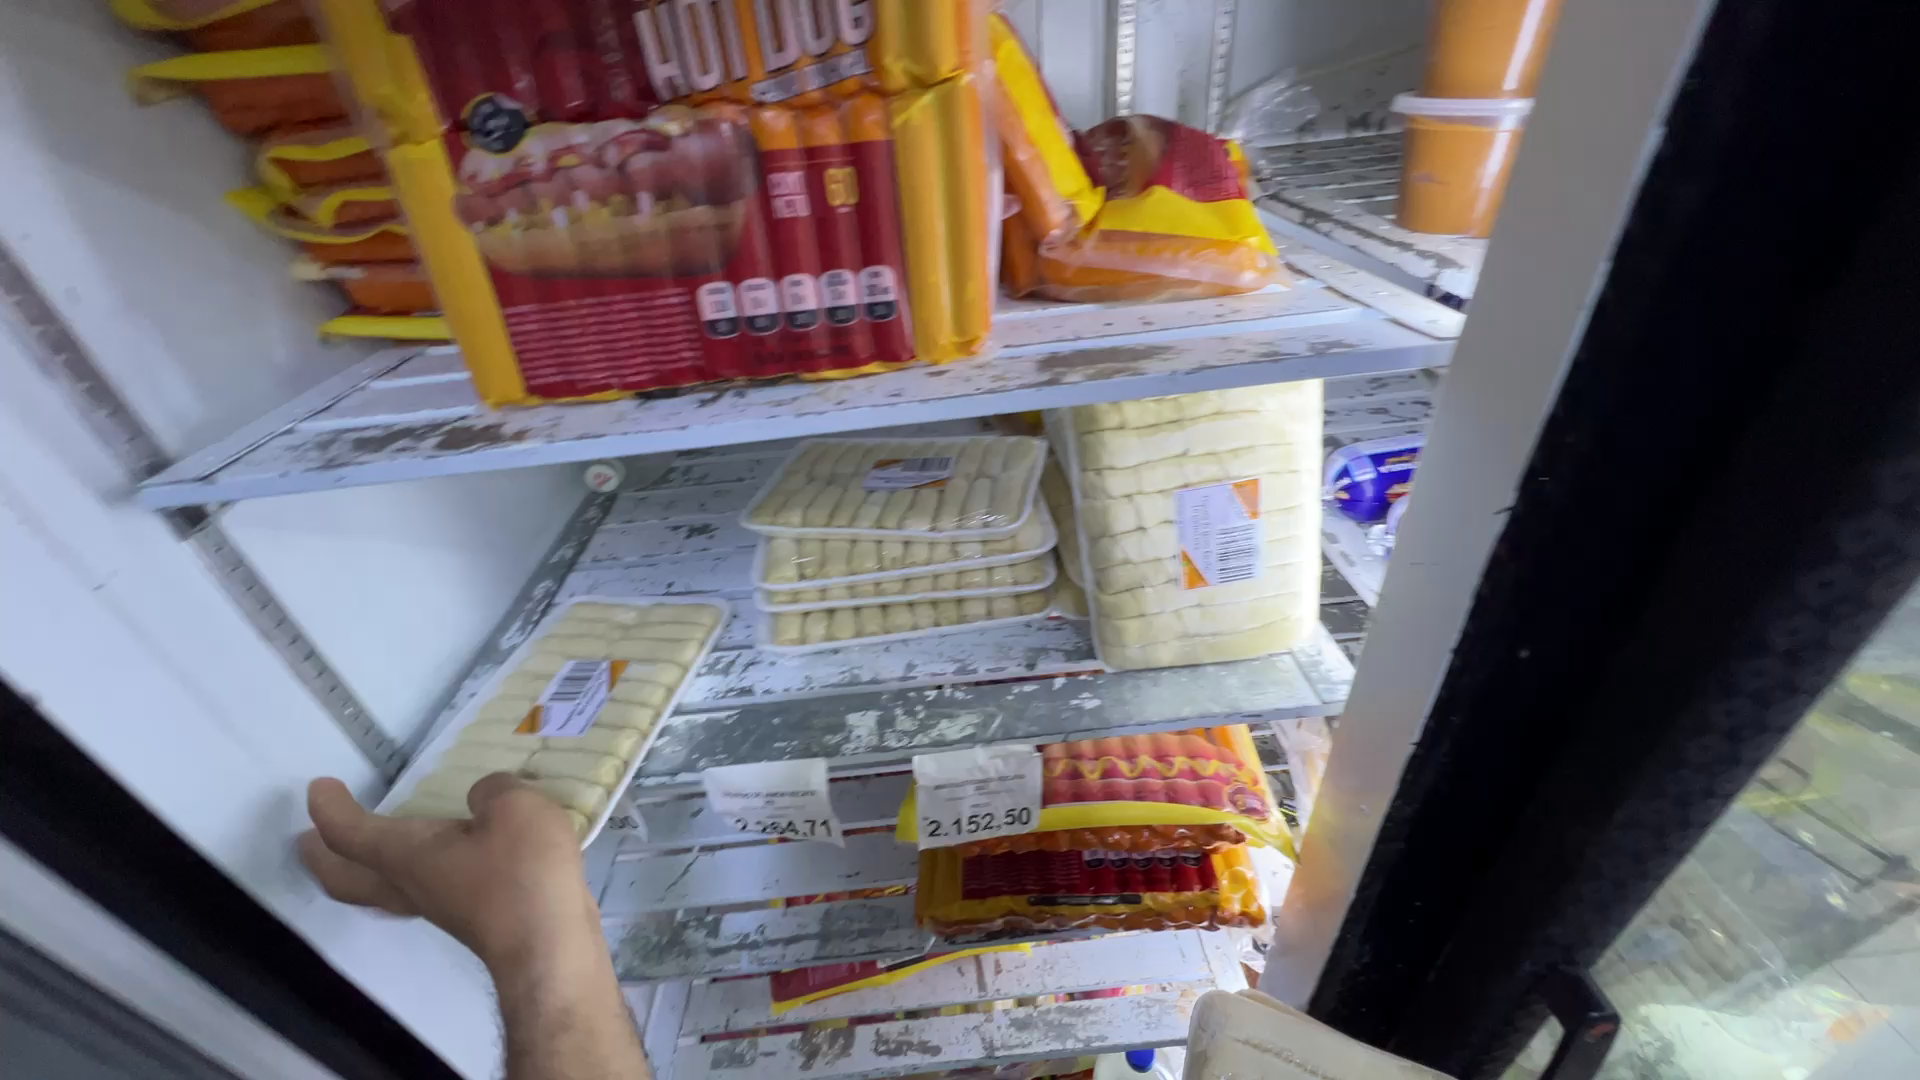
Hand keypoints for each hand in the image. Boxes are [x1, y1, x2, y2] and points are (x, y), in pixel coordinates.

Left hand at [299, 774, 598, 971]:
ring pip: (381, 890)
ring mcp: (441, 905)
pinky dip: (413, 873)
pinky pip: (422, 891)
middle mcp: (411, 885)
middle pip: (348, 877)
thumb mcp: (514, 808)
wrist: (548, 940)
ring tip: (371, 849)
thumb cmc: (522, 870)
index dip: (329, 809)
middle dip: (324, 857)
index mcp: (408, 855)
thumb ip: (493, 791)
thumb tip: (482, 798)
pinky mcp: (473, 915)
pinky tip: (448, 859)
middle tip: (309, 838)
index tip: (318, 786)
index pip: (351, 833)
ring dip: (363, 870)